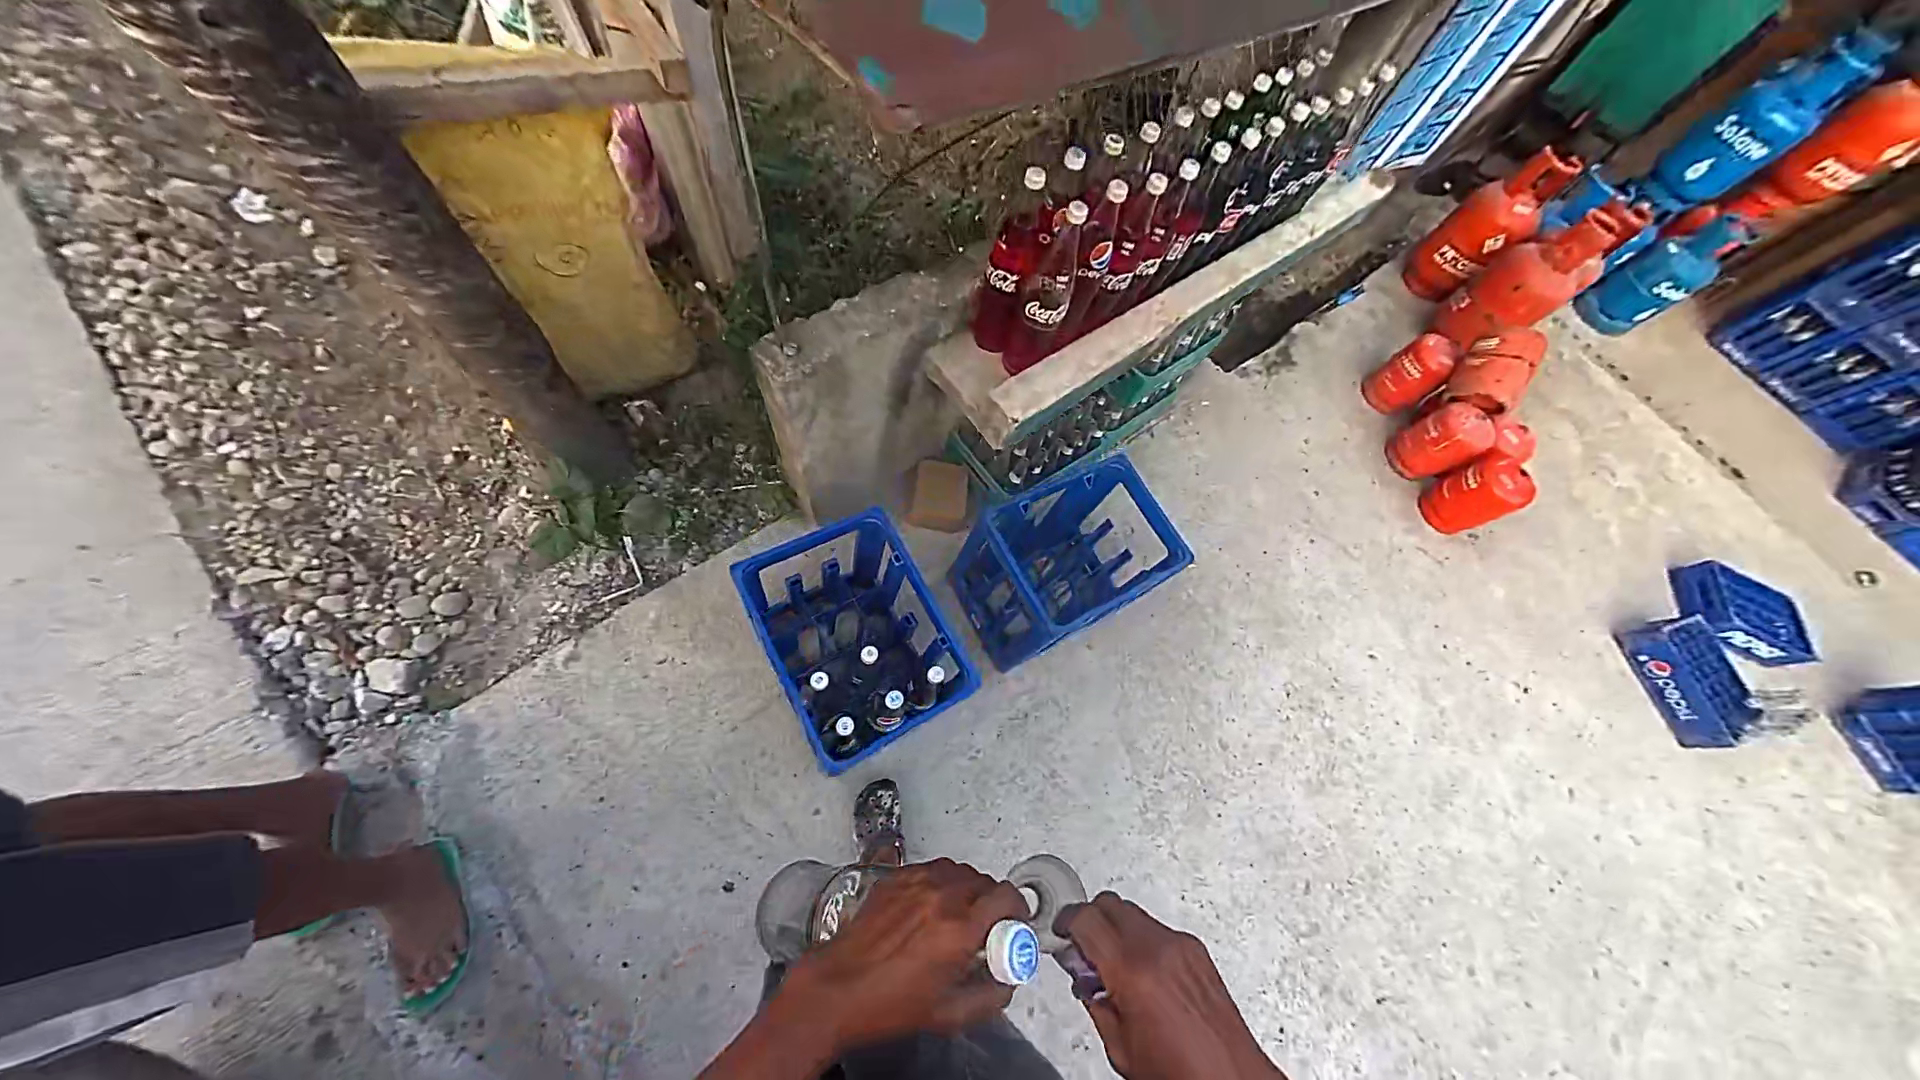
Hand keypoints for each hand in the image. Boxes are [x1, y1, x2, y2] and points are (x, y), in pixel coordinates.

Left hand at [778, 858, 1029, 1050]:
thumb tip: (1008, 979)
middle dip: (992, 902)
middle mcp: (941, 897)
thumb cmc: (887, 1004)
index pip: (1007, 897)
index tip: (1015, 922)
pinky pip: (931, 868)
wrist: (838, 988)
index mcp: (959, 929)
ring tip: (957, 913)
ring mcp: (916, 882)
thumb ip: (990, 996)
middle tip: (985, 925)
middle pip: (985, 881)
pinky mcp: (896, 877)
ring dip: (967, 888)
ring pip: (959, 870)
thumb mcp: (949, 1015)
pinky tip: (931, 905)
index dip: (1018, 909)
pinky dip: (940, 881)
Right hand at [1059, 892, 1285, 1079]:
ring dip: (1116, 930)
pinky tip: (1143, 974)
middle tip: (1084, 950)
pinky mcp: (1196, 949)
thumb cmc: (1184, 1075)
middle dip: (1090, 920)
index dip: (1066, 921)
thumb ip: (1095, 1001)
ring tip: (1115, 968)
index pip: (1086, 918)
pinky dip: (1142, 941)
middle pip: (1108, 903)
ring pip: (1133, 913)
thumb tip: (1083, 976)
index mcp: (1133, 971)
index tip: (1062, 931)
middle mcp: (1158, 948)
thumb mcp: (1120, 1048)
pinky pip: (1157, 929)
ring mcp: (1180, 945)